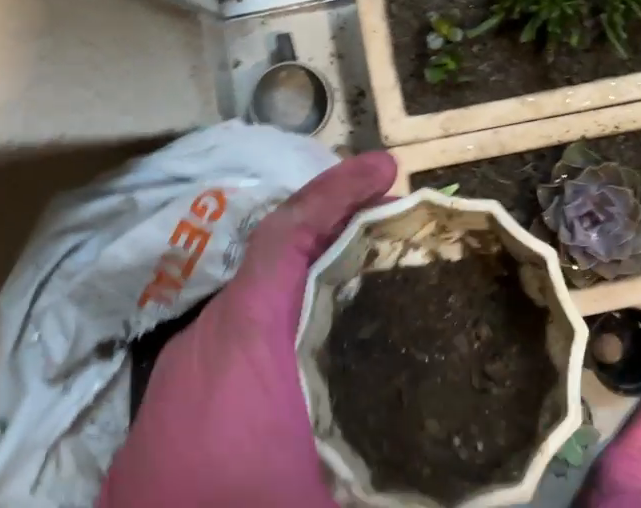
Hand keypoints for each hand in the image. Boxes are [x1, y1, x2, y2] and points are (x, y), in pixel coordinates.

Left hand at [99, 151, 397, 507]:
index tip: (386, 166)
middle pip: (276, 252)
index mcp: (245, 337)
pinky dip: (288, 307)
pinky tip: (319, 335)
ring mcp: (192, 362)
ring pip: (259, 290)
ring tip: (371, 266)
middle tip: (398, 216)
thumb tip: (455, 472)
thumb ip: (391, 470)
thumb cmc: (232, 507)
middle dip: (336, 221)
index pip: (289, 235)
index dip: (336, 190)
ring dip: (313, 267)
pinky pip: (244, 325)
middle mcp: (212, 335)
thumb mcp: (326, 490)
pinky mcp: (185, 394)